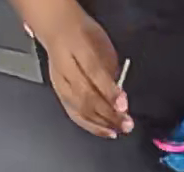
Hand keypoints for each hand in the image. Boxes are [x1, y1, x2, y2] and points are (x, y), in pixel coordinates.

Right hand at [30, 3, 130, 137]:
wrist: (56, 28)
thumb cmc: (84, 36)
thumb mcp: (100, 44)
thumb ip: (109, 70)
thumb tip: (120, 98)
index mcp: (76, 47)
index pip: (94, 73)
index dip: (110, 92)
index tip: (124, 106)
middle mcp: (65, 67)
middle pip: (87, 96)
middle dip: (109, 114)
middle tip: (127, 124)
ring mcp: (61, 84)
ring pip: (81, 110)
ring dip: (103, 124)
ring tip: (120, 129)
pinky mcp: (60, 96)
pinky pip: (76, 116)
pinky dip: (93, 127)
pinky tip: (108, 132)